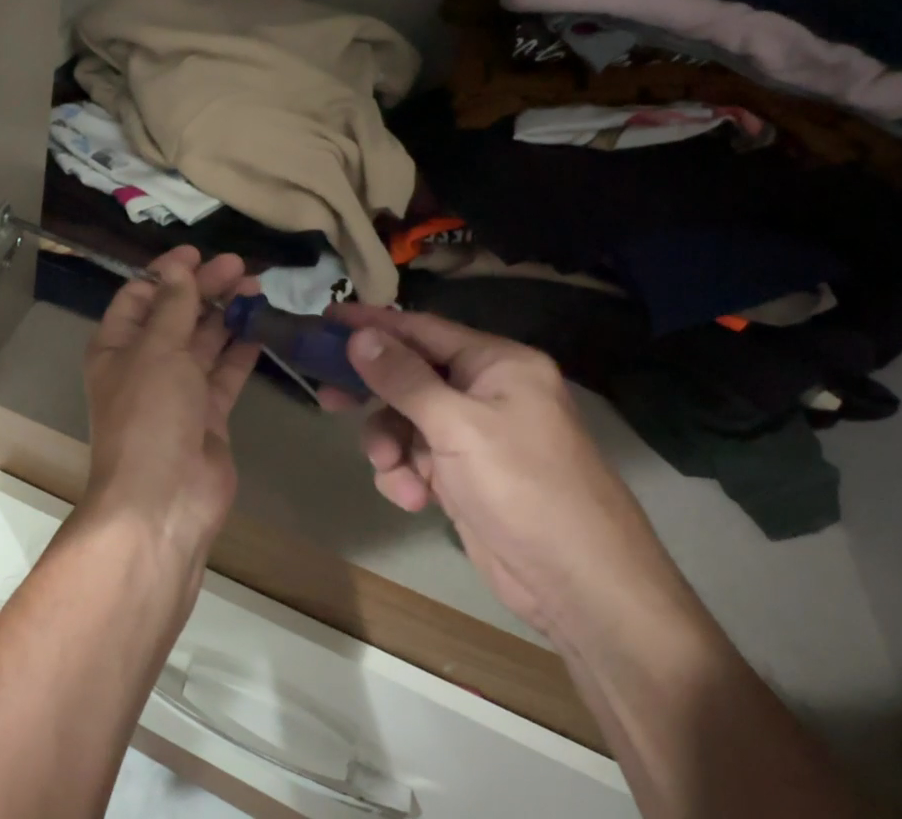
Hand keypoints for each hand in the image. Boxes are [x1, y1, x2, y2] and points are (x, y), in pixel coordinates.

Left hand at [80, 247, 261, 568]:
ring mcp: (176, 392)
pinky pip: (224, 374)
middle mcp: (142, 365)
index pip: (139, 297)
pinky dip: (241, 350)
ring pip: (202, 343)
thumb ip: (173, 307)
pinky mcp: (207, 415)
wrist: (163, 500)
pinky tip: (262, 326)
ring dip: (226, 316)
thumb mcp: (157, 351)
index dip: (167, 273)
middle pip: (174, 316)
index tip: (199, 253)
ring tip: (258, 288)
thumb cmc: (149, 416)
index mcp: (115, 347)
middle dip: (203, 290)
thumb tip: (177, 267)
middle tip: (240, 267)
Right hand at [320, 305, 690, 638]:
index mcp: (499, 365)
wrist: (578, 582)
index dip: (371, 324)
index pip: (422, 330)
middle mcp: (487, 392)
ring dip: (389, 447)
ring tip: (394, 473)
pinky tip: (415, 499)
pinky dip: (405, 475)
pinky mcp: (465, 474)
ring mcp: (476, 436)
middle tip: (327, 399)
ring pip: (404, 422)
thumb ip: (404, 379)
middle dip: (372, 395)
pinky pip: (415, 458)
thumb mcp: (457, 426)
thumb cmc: (523, 488)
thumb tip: (360, 335)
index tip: (323, 320)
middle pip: (409, 377)